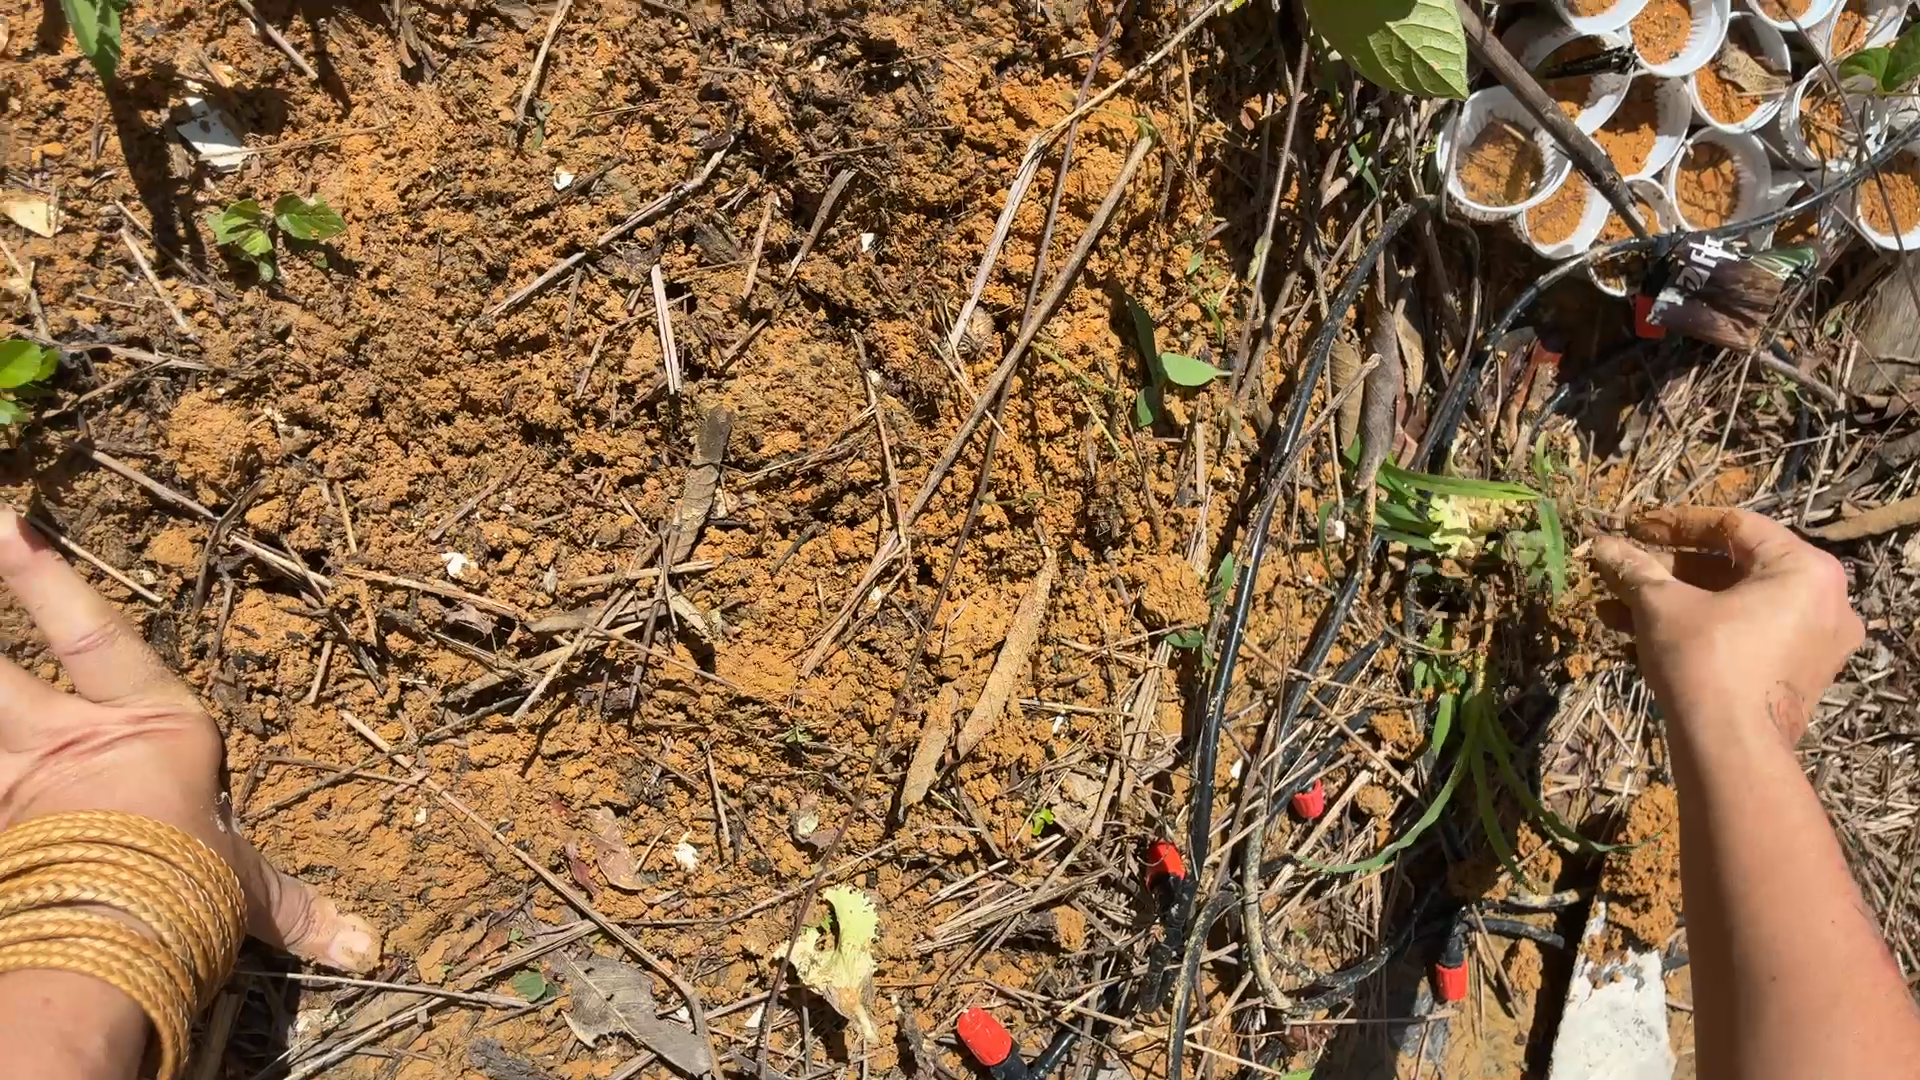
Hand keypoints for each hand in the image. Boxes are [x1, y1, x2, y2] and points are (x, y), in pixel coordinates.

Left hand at [0, 506, 379, 971]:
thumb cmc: (190, 883)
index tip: (13, 528)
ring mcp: (12, 769)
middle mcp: (67, 739)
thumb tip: (375, 948)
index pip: (97, 644)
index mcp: (146, 734)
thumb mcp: (249, 894)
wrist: (118, 917)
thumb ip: (302, 910)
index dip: (49, 588)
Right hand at [1593, 506, 1863, 744]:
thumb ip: (1632, 568)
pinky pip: (1739, 629)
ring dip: (1668, 598)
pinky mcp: (1795, 666)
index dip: (1675, 523)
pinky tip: (1637, 631)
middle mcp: (1823, 599)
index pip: (1735, 526)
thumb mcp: (1658, 604)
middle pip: (1731, 565)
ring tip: (1614, 604)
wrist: (1732, 740)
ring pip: (1729, 600)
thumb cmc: (1703, 657)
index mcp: (1804, 570)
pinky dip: (1692, 623)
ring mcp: (1813, 636)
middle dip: (1665, 568)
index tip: (1632, 528)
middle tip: (1620, 568)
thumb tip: (1600, 543)